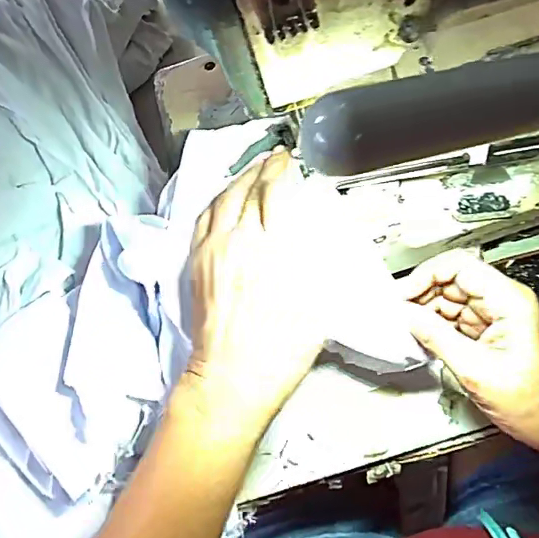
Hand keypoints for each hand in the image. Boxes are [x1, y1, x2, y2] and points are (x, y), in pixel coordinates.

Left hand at [178, 150, 327, 445]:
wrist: (233, 377)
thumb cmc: (279, 348)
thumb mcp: (319, 300)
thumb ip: (327, 255)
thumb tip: (342, 226)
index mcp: (270, 249)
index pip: (272, 192)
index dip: (281, 171)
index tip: (289, 161)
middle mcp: (236, 242)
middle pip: (246, 190)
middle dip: (262, 170)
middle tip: (274, 160)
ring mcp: (211, 251)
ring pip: (221, 200)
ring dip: (238, 180)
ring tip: (251, 173)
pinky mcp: (196, 264)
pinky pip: (203, 219)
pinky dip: (216, 201)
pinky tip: (224, 200)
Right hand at [400, 250, 538, 451]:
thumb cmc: (533, 402)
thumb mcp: (475, 370)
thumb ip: (437, 338)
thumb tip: (409, 316)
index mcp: (511, 301)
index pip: (461, 266)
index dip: (427, 275)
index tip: (405, 294)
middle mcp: (506, 300)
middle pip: (454, 279)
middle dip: (424, 294)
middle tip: (401, 312)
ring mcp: (499, 313)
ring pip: (453, 297)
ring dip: (429, 310)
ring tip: (410, 327)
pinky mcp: (491, 328)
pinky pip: (458, 315)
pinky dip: (438, 323)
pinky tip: (424, 335)